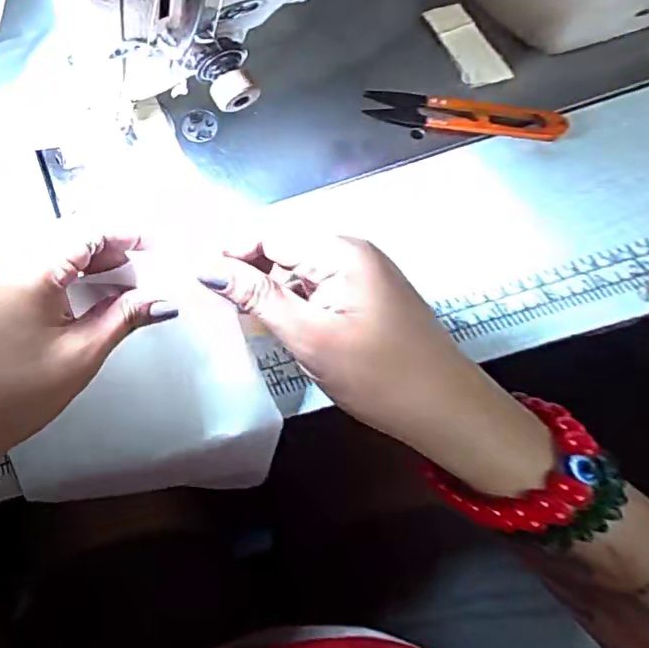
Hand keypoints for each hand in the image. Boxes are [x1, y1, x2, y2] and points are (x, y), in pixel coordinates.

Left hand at [0, 229, 177, 502]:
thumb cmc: (18, 391)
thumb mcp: (81, 354)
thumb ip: (125, 316)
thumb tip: (166, 300)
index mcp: (33, 265)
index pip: (90, 230)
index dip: (129, 233)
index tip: (160, 246)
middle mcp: (14, 253)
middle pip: (74, 229)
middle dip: (113, 243)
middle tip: (147, 266)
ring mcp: (1, 266)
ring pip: (58, 242)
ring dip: (93, 255)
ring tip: (127, 279)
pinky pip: (42, 257)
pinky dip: (72, 266)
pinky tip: (95, 287)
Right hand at [201, 233, 552, 496]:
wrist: (449, 413)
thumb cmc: (380, 376)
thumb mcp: (310, 337)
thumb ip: (257, 298)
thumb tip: (208, 268)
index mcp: (341, 251)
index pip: (270, 234)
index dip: (231, 252)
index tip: (199, 278)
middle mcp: (352, 251)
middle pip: (284, 247)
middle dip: (249, 270)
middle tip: (218, 303)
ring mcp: (363, 273)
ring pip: (298, 268)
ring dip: (270, 288)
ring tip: (245, 316)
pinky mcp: (367, 295)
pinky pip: (317, 285)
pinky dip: (294, 300)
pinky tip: (281, 323)